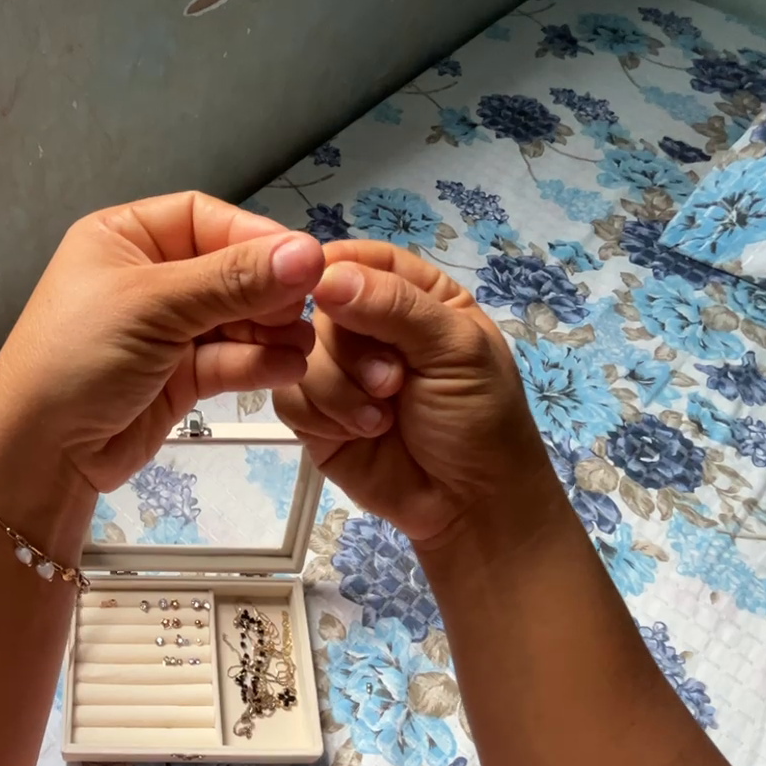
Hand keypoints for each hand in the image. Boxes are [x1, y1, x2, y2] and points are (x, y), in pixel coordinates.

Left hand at [0, 192, 323, 498]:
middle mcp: (148, 279)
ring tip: (302, 343)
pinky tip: (287, 366)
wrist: (43, 454)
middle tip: (306, 309)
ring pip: (234, 319)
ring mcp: (166, 331)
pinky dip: (258, 362)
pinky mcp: (180, 377)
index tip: (303, 261)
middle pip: (227, 271)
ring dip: (270, 330)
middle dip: (267, 291)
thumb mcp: (152, 307)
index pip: (204, 220)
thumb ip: (231, 281)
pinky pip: (229, 359)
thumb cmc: (79, 359)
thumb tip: (309, 252)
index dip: (255, 238)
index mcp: (125, 239)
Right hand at [273, 241, 552, 548]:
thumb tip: (325, 276)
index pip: (361, 260)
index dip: (335, 270)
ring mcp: (336, 373)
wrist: (464, 504)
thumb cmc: (477, 419)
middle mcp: (368, 329)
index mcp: (412, 297)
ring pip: (296, 357)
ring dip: (336, 391)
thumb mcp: (454, 351)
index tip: (321, 289)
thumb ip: (394, 308)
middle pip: (320, 310)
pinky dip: (319, 417)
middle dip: (350, 353)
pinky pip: (287, 398)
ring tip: (379, 420)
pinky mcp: (312, 414)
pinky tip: (355, 434)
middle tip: (390, 385)